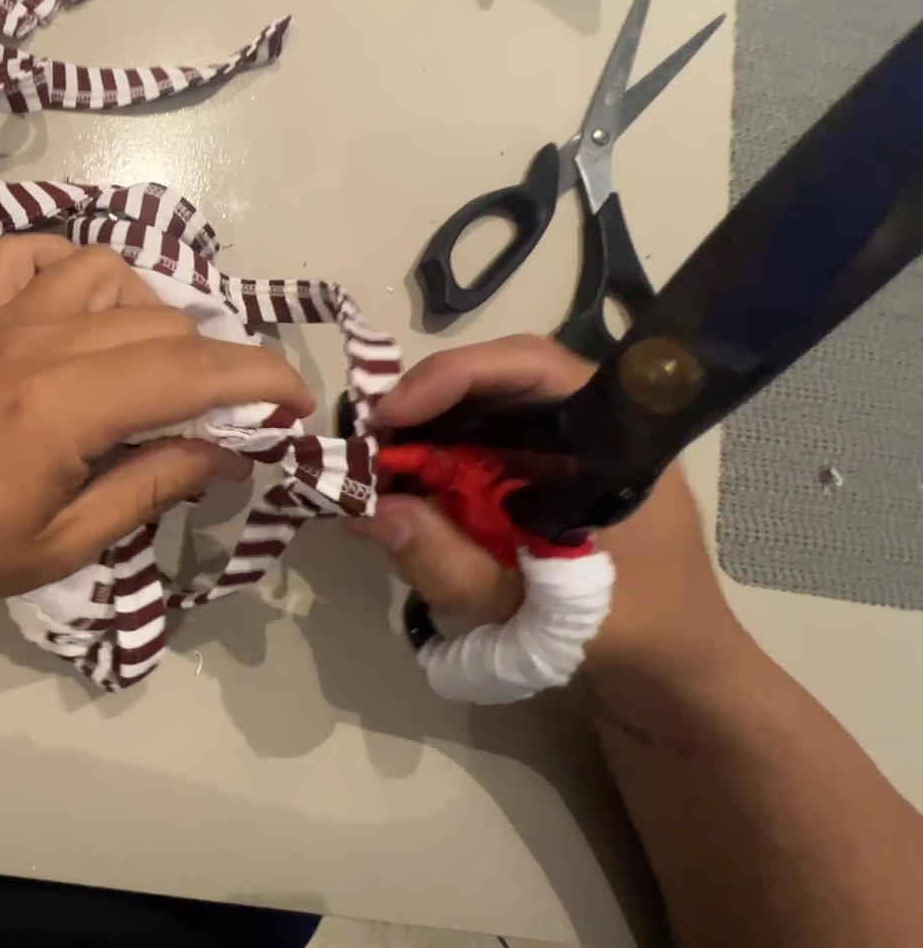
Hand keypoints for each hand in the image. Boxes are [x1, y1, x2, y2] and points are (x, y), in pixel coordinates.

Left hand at [0, 235, 311, 613]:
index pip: (195, 370)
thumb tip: (228, 455)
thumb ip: (151, 487)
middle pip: (164, 323)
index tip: (296, 409)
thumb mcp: (62, 543)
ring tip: (148, 370)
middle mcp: (40, 340)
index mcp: (65, 405)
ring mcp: (0, 317)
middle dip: (213, 368)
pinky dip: (69, 268)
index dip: (261, 383)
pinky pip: (29, 254)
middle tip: (219, 422)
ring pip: (109, 273)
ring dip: (150, 315)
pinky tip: (76, 310)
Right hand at [344, 334, 749, 677]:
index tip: (391, 414)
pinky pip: (473, 444)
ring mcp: (559, 449)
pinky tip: (400, 487)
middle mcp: (587, 430)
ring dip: (418, 430)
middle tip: (368, 438)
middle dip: (422, 401)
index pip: (532, 367)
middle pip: (493, 381)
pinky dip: (428, 456)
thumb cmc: (619, 633)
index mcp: (614, 444)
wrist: (667, 665)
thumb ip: (448, 563)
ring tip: (374, 465)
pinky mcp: (535, 472)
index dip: (453, 375)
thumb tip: (366, 513)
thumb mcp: (527, 608)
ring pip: (476, 409)